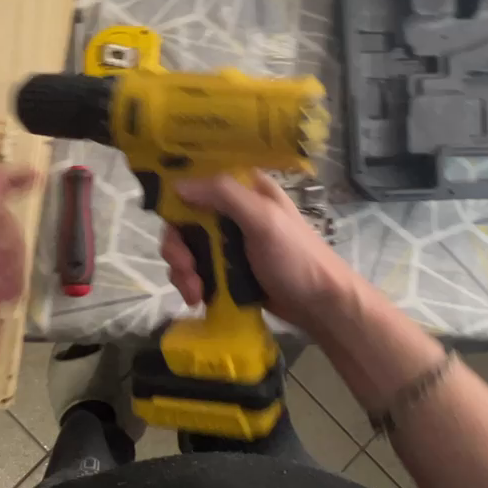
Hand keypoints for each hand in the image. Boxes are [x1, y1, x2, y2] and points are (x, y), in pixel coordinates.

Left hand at [0, 155, 37, 399]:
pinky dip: (11, 285)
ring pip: (8, 250)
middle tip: (1, 272)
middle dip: (11, 246)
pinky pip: (7, 273)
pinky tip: (2, 305)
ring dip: (13, 270)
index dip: (9, 182)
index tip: (38, 178)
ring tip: (0, 295)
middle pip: (2, 224)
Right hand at [160, 170, 354, 334]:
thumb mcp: (263, 219)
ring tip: (194, 292)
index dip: (178, 197)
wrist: (319, 306)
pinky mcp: (227, 269)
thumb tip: (178, 185)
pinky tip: (197, 298)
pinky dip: (191, 283)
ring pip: (187, 247)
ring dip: (183, 270)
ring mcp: (229, 242)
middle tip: (185, 267)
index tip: (168, 220)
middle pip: (185, 219)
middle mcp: (234, 211)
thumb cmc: (296, 257)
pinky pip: (196, 270)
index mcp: (246, 189)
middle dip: (178, 246)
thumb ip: (224, 195)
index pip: (199, 181)